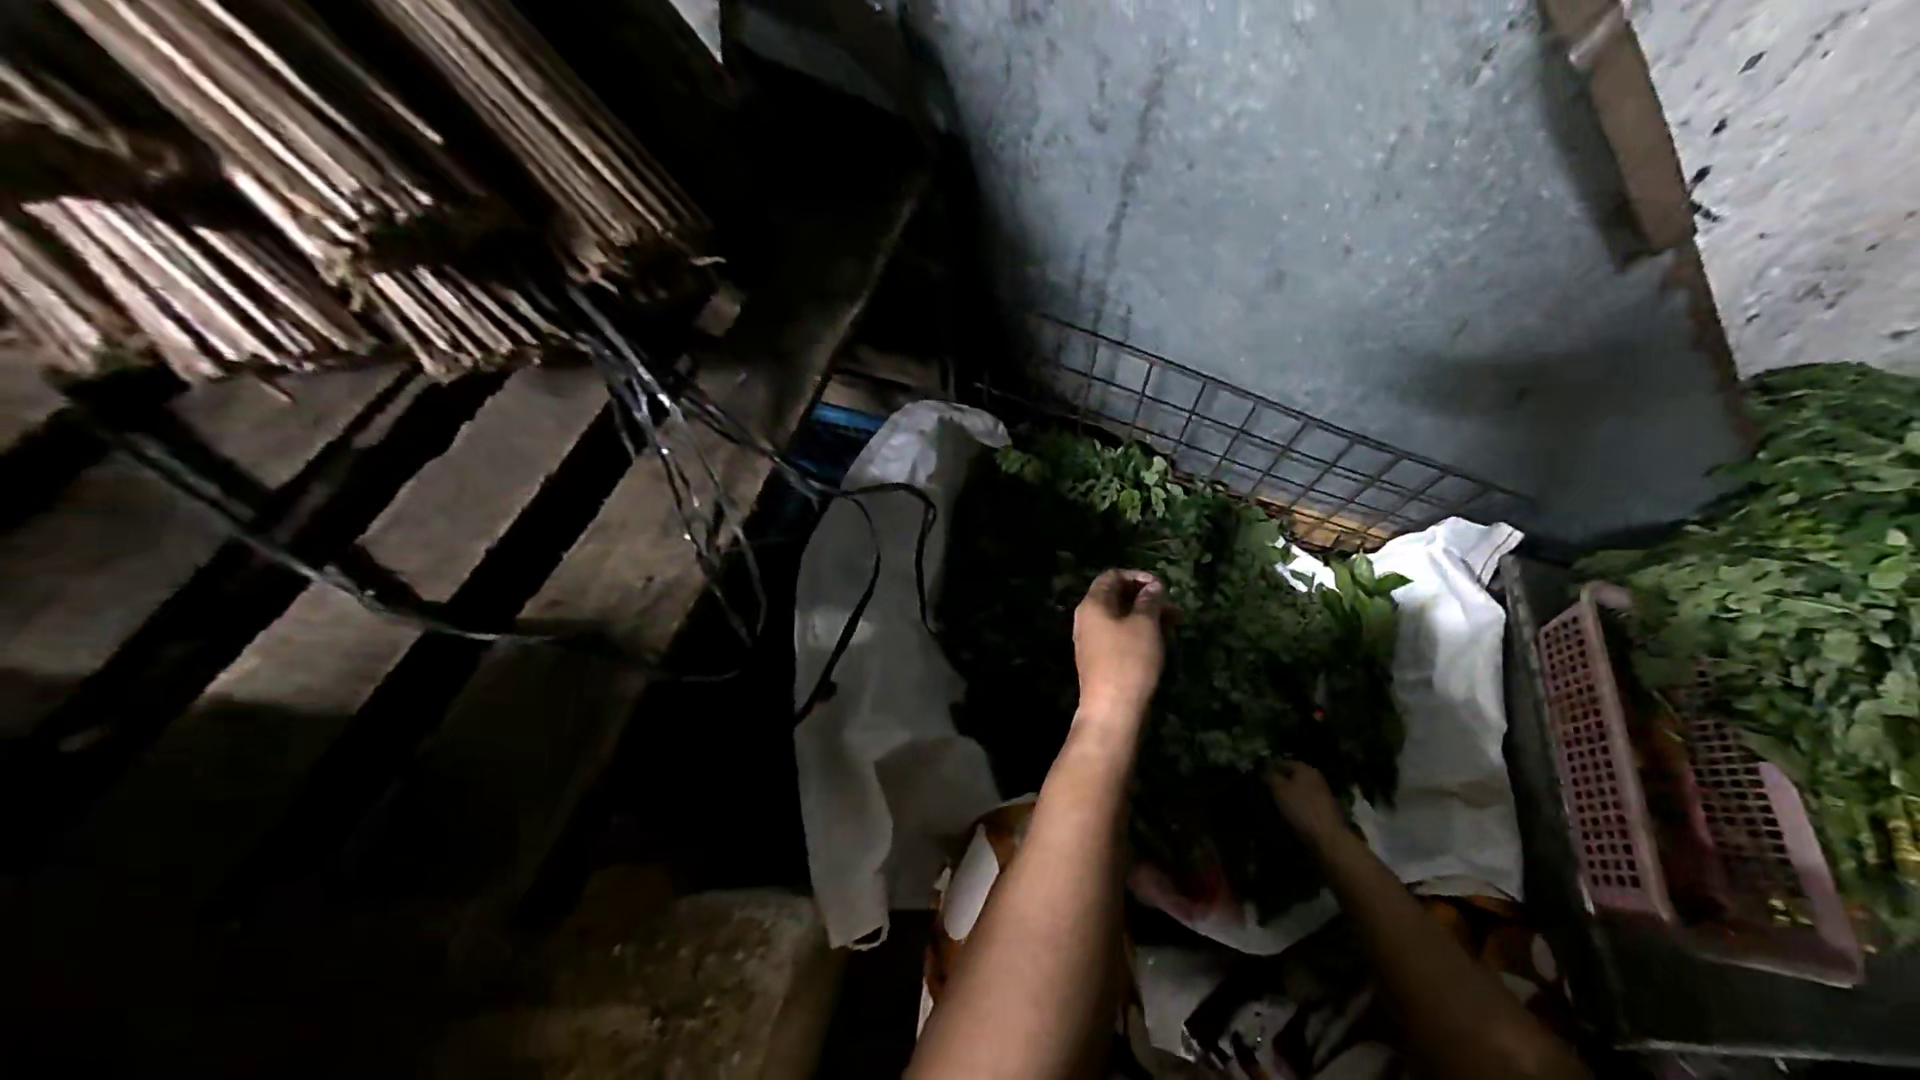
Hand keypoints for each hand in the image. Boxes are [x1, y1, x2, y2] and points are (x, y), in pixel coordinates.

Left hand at [1072, 569, 1173, 730]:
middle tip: (1174, 608)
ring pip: (1122, 618)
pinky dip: (1141, 633)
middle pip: (1117, 597)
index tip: (1162, 587)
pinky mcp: (1102, 659)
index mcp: (1093, 604)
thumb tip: (1153, 586)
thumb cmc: (1129, 660)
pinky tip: (1162, 641)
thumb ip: (1150, 600)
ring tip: (1175, 625)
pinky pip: (1121, 636)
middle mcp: (1088, 619)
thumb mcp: (1145, 624)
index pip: (1112, 576)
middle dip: (1147, 598)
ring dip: (1148, 617)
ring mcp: (1093, 640)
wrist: (1112, 709)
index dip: (1138, 576)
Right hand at [1267, 761, 1346, 844]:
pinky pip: (1306, 801)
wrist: (1328, 835)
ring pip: (1300, 788)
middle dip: (1280, 781)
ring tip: (1276, 802)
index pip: (1284, 763)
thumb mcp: (1279, 789)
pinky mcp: (1325, 808)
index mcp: (1305, 769)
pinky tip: (1290, 811)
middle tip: (1267, 789)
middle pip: (1293, 776)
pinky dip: (1297, 803)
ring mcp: (1322, 793)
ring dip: (1289, 793)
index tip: (1260, 776)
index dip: (1271, 768)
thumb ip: (1271, 777)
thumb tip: (1265, 771)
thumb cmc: (1301, 807)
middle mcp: (1316, 777)